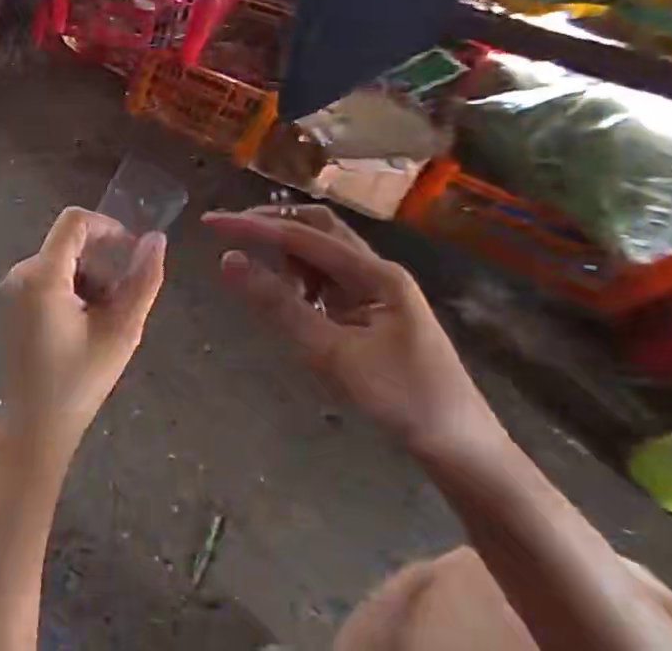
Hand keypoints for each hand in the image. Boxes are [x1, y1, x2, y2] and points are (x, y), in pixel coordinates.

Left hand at [0, 207, 165, 454]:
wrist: (36, 425)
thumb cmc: (80, 380)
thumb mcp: (121, 330)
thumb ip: (143, 280)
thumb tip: (156, 240)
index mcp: (42, 275)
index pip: (74, 221)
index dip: (108, 227)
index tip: (131, 251)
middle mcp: (21, 273)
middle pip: (71, 244)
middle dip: (103, 264)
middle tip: (121, 302)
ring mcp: (13, 288)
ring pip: (63, 262)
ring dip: (91, 280)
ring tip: (104, 321)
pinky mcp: (13, 302)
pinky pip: (50, 278)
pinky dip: (74, 290)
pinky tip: (85, 326)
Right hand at [203, 205, 501, 457]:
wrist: (461, 448)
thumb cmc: (401, 400)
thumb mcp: (331, 354)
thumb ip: (278, 305)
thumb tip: (229, 261)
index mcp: (376, 274)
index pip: (302, 236)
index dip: (252, 226)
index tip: (210, 222)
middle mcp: (377, 271)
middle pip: (317, 228)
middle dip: (272, 226)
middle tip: (230, 234)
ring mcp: (376, 289)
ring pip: (321, 253)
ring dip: (287, 259)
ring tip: (266, 288)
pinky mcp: (371, 309)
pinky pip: (327, 279)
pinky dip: (300, 281)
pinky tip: (292, 303)